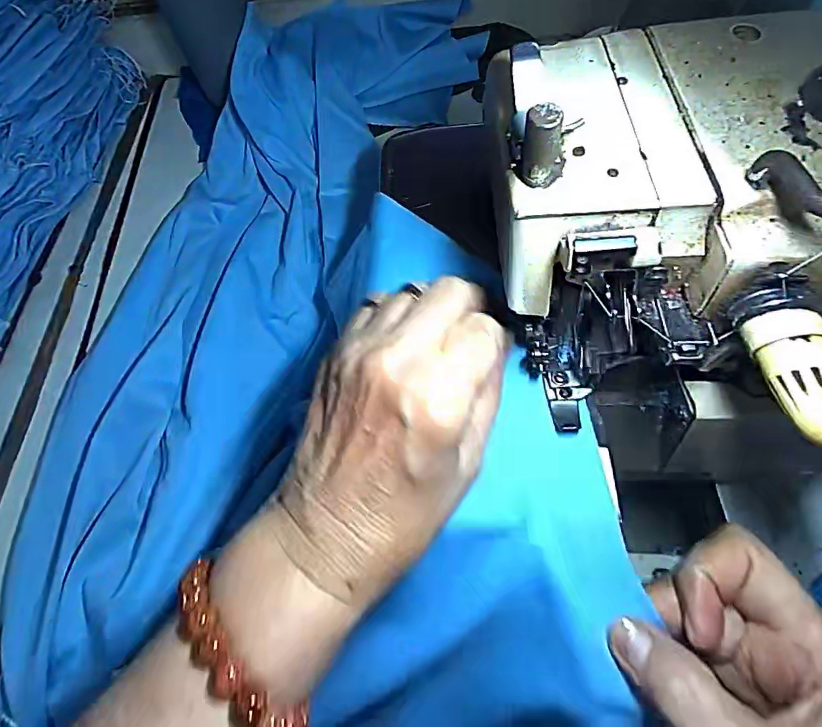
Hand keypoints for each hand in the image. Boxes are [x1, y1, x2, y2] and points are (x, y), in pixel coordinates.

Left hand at [269, 277, 509, 608]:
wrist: (325, 531)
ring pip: (411, 289)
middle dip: (469, 309)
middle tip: (467, 338)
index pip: (484, 327)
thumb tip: (495, 344)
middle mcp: (396, 358)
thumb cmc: (407, 513)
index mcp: (436, 395)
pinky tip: (397, 346)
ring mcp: (358, 348)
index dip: (495, 339)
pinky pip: (375, 304)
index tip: (491, 355)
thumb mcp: (469, 462)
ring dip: (430, 310)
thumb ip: (488, 392)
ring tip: (430, 343)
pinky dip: (395, 315)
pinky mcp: (334, 348)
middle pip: (449, 290)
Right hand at [609, 524, 821, 725]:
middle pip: (706, 592)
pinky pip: (682, 664)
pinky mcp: (735, 706)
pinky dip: (656, 672)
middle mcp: (789, 653)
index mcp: (821, 652)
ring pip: (685, 628)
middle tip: (635, 656)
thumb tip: (618, 628)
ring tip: (636, 681)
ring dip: (653, 647)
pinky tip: (642, 690)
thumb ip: (683, 689)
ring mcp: (760, 680)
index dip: (701, 578)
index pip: (744, 560)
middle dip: (664, 618)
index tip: (689, 634)